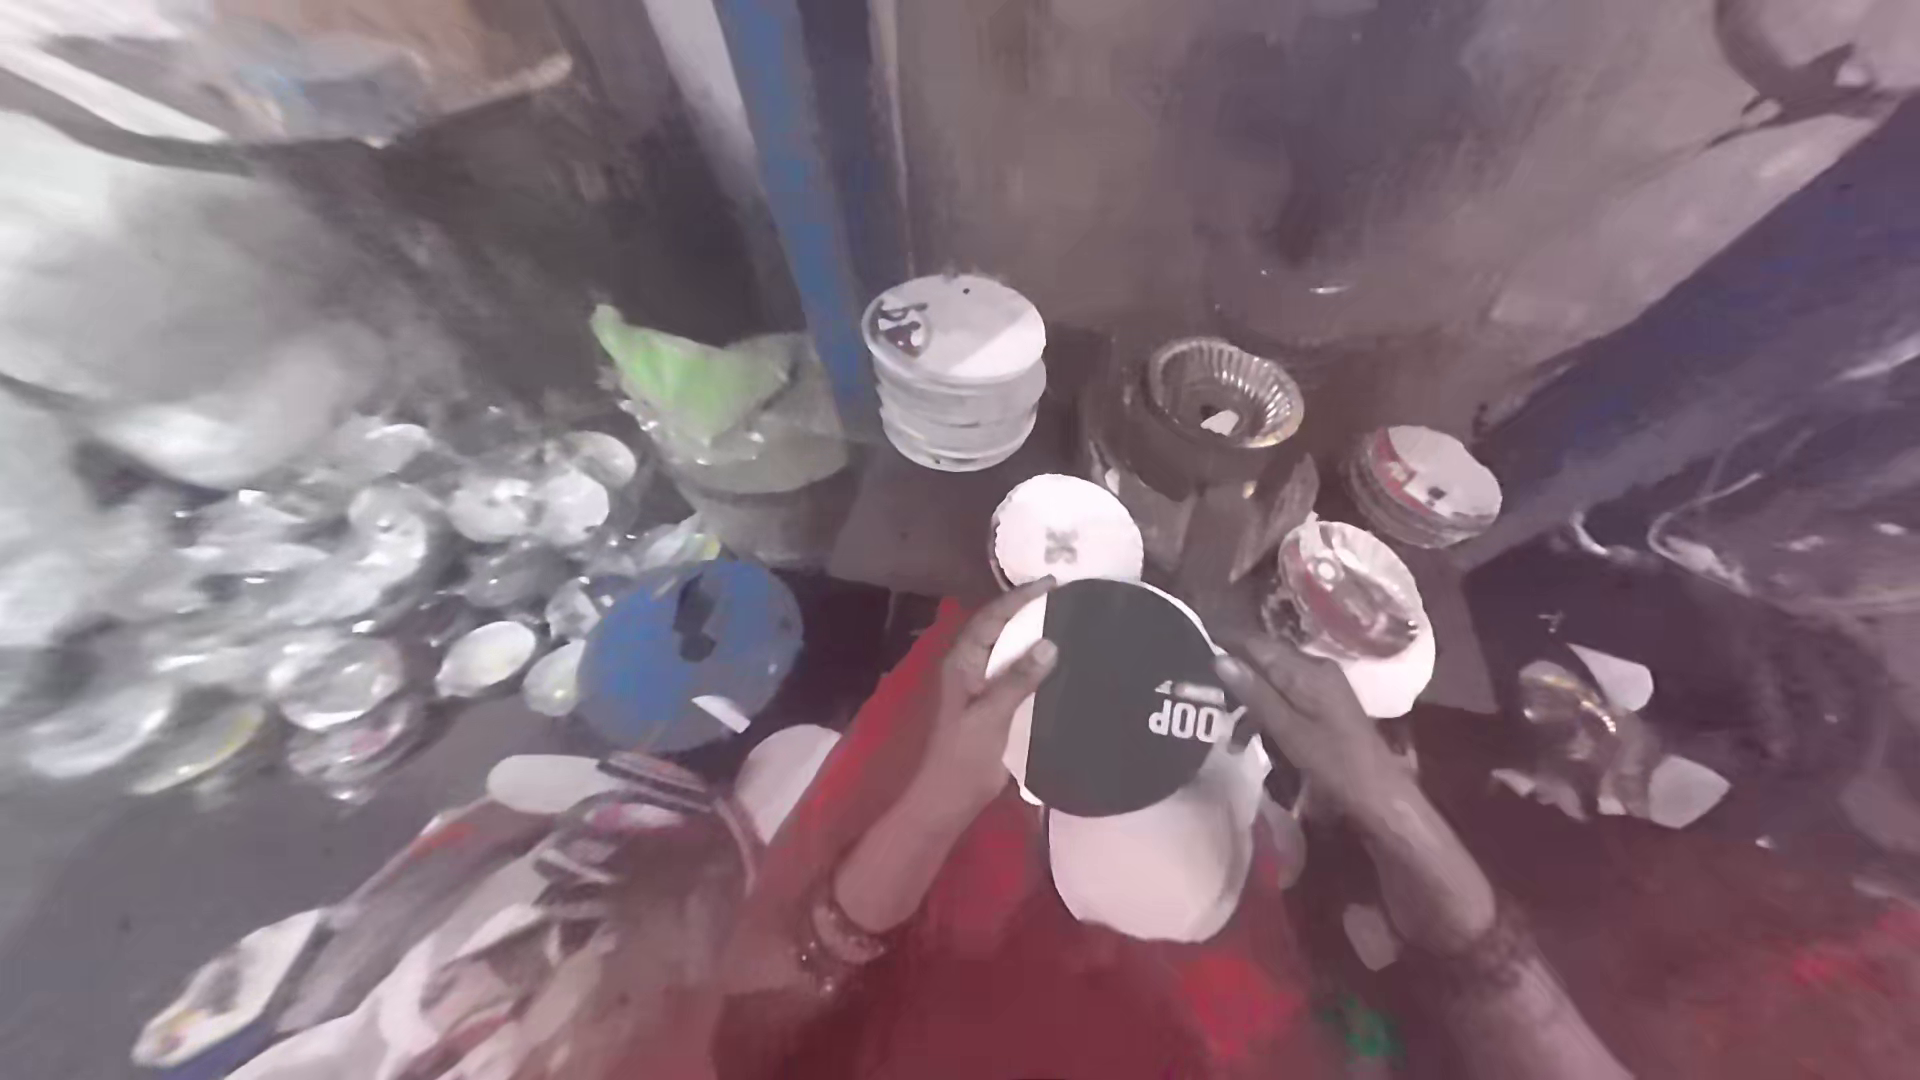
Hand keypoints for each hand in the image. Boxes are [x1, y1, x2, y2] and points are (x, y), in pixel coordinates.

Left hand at [910, 577, 1058, 818]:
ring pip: (1008, 647)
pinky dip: (1035, 659)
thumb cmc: (964, 755)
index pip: (991, 617)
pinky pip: (1015, 669)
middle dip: (1027, 608)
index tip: (1051, 583)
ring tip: (1066, 618)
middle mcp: (970, 664)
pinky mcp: (993, 700)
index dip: (1019, 598)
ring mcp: (980, 682)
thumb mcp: (991, 715)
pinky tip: (1059, 659)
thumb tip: (1050, 643)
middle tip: (1064, 595)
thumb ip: (1018, 679)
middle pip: (999, 626)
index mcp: (962, 661)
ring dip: (1032, 632)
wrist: (950, 797)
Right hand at [1215, 636, 1495, 951]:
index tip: (1190, 642)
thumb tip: (1218, 657)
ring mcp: (1320, 686)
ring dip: (1244, 698)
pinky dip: (1261, 711)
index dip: (1223, 639)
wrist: (1383, 800)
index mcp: (1307, 670)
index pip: (1255, 642)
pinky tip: (1245, 737)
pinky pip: (1282, 696)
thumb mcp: (1287, 730)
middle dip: (1230, 673)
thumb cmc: (1335, 764)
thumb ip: (1253, 692)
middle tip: (1200, 688)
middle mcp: (1314, 668)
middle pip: (1261, 659)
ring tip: (1221, 724)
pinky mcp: (1321, 703)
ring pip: (1269, 680)